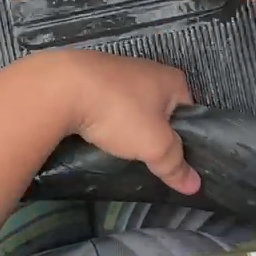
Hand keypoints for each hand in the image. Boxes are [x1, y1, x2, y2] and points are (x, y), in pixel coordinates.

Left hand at [13, 51, 199, 194]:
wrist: (60, 88)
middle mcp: (147, 69)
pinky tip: (94, 132)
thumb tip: (195, 186)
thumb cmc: (119, 112)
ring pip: (129, 106)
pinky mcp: (88, 76)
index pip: (189, 113)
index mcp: (171, 79)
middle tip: (144, 158)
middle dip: (152, 133)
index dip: (184, 138)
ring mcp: (115, 70)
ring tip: (116, 148)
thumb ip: (175, 164)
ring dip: (124, 126)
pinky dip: (102, 118)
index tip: (172, 160)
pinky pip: (104, 103)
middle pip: (158, 110)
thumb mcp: (155, 145)